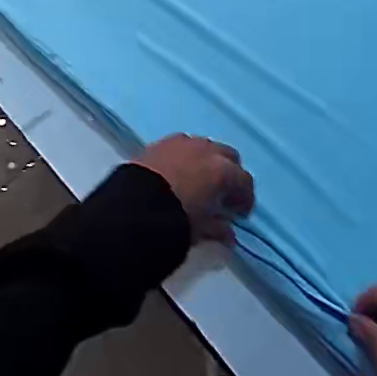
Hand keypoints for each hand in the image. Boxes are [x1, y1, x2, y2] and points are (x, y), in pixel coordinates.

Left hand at [134, 133, 254, 242]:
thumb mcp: (200, 231)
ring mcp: (183, 142)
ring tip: (197, 182)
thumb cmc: (174, 222)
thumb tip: (228, 232)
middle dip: (228, 174)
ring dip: (206, 162)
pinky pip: (182, 146)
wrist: (132, 209)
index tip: (239, 214)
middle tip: (221, 195)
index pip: (245, 182)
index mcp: (223, 171)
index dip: (244, 199)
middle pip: (229, 157)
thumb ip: (218, 228)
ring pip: (205, 147)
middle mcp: (208, 150)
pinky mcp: (161, 142)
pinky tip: (177, 173)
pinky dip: (185, 157)